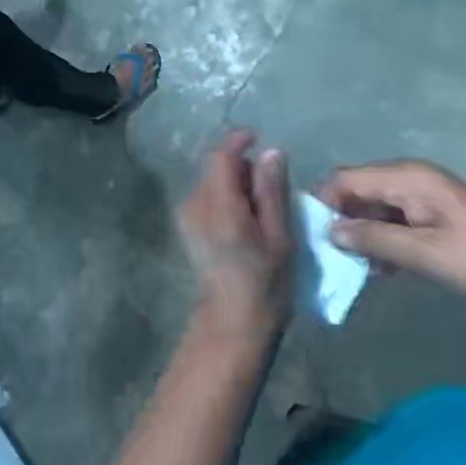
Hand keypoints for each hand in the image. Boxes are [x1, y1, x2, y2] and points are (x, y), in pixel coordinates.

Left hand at [178, 130, 292, 341]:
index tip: (260, 139)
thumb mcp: (279, 236)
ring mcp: (186, 215)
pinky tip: (245, 221)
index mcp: (217, 204)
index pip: (221, 156)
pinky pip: (207, 198)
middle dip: (242, 167)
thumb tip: (271, 152)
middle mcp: (195, 203)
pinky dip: (226, 198)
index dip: (239, 142)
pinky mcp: (187, 227)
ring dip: (235, 184)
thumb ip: (272, 191)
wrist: (232, 324)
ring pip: (211, 182)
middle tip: (272, 186)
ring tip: (263, 208)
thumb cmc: (264, 283)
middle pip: (215, 167)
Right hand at [318, 161, 465, 313]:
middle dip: (343, 220)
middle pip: (359, 190)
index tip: (311, 239)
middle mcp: (413, 176)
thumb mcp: (430, 257)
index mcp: (406, 178)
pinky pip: (401, 217)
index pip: (343, 179)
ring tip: (360, 270)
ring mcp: (430, 193)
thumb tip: (331, 230)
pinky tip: (388, 268)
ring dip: (366, 233)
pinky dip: (389, 238)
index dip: (323, 204)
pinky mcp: (444, 212)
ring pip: (379, 206)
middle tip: (333, 260)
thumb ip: (376, 240)